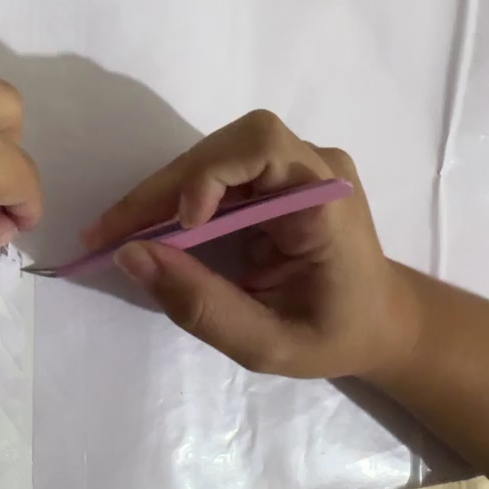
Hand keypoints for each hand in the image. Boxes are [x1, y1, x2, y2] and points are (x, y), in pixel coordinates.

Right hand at [83, 110, 417, 379]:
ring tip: (122, 232)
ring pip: (211, 154)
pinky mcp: (274, 172)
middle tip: (109, 232)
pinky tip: (152, 227)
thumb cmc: (334, 336)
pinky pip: (214, 170)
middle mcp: (312, 165)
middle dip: (164, 188)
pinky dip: (176, 197)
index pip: (261, 145)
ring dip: (163, 192)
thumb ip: (202, 305)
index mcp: (325, 200)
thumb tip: (128, 255)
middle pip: (224, 147)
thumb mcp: (269, 343)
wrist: (378, 321)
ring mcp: (293, 163)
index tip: (184, 223)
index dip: (211, 171)